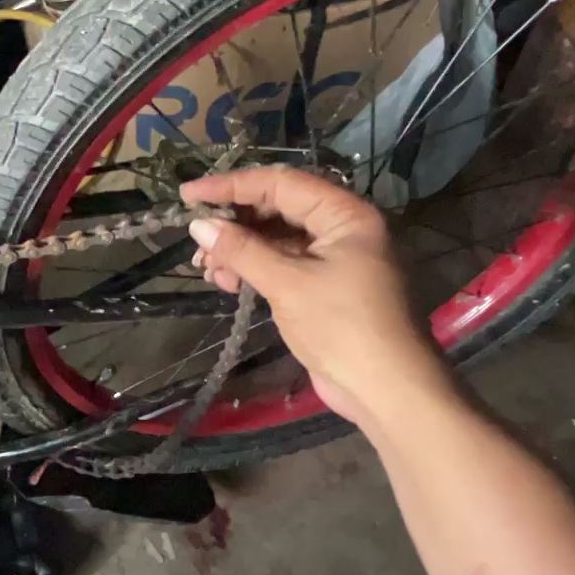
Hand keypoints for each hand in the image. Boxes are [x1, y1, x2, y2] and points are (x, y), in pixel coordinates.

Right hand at [180, 167, 451, 423]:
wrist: (386, 391)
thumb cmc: (342, 327)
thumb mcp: (287, 284)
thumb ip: (241, 250)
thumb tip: (197, 225)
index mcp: (344, 215)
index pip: (280, 184)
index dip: (231, 186)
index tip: (189, 193)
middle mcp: (340, 228)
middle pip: (275, 208)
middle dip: (233, 223)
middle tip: (195, 238)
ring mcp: (332, 257)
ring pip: (274, 237)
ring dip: (238, 249)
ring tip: (206, 268)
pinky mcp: (321, 284)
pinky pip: (280, 262)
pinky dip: (251, 268)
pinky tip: (226, 281)